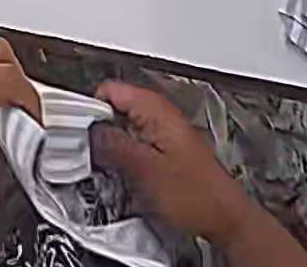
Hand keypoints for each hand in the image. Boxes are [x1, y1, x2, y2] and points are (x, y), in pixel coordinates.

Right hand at [92, 81, 259, 244]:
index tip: (81, 132)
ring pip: (125, 123)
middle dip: (101, 127)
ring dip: (114, 141)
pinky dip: (127, 150)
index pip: (108, 90)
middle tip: (94, 154)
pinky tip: (128, 172)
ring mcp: (164, 126)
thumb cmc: (193, 193)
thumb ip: (113, 145)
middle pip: (115, 105)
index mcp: (152, 106)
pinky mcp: (167, 143)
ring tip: (111, 166)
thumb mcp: (144, 170)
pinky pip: (137, 137)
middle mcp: (158, 109)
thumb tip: (90, 131)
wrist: (226, 217)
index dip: (90, 109)